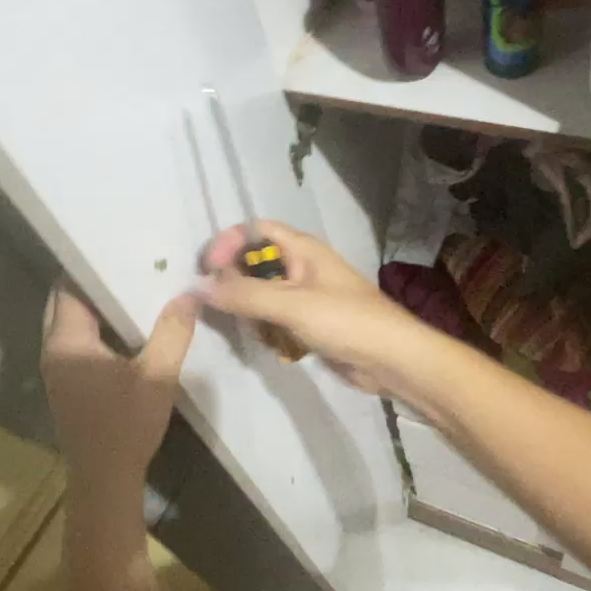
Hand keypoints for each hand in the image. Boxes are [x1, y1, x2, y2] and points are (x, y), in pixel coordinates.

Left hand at [41, 282, 196, 487]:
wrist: (105, 479)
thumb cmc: (126, 425)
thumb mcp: (157, 376)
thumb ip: (172, 332)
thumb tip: (189, 294)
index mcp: (67, 342)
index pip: (69, 287)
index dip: (93, 266)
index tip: (121, 249)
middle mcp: (53, 350)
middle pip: (67, 302)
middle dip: (97, 284)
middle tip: (133, 266)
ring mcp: (57, 369)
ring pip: (72, 324)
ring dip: (99, 308)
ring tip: (136, 290)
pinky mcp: (68, 384)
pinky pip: (79, 343)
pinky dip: (99, 330)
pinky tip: (130, 328)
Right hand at [199, 221, 437, 394]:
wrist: (392, 360)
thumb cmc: (346, 322)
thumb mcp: (291, 305)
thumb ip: (244, 295)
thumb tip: (199, 288)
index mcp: (302, 249)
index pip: (255, 230)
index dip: (228, 244)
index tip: (208, 271)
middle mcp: (302, 267)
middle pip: (255, 265)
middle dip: (236, 286)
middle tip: (225, 309)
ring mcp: (307, 297)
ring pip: (262, 297)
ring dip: (252, 314)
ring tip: (257, 332)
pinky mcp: (310, 324)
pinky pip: (276, 321)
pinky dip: (269, 332)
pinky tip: (275, 347)